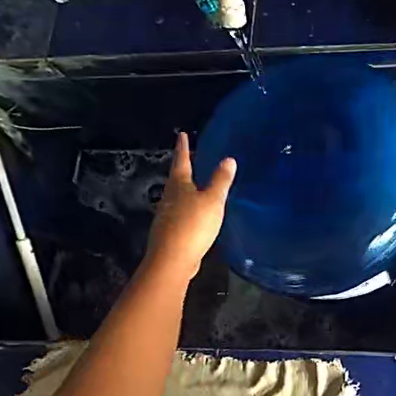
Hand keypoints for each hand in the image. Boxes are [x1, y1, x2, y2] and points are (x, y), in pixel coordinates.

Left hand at [144, 132, 235, 281]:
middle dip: (183, 168)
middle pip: (176, 178)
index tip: (182, 135)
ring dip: (185, 189)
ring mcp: (167, 215)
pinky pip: (180, 213)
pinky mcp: (170, 232)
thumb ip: (221, 180)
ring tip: (195, 185)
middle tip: (191, 159)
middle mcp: (169, 197)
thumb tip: (228, 159)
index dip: (183, 147)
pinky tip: (195, 214)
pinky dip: (187, 207)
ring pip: (176, 196)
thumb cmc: (193, 225)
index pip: (181, 160)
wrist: (172, 260)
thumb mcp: (213, 200)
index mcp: (179, 185)